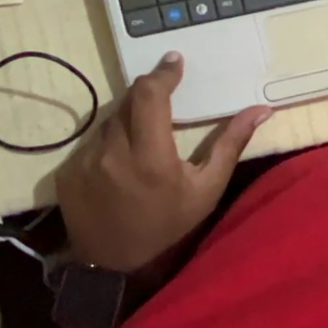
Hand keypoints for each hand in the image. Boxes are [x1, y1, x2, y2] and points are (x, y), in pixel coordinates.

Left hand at [54, 52, 269, 276]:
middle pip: (128, 102)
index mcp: (151, 157)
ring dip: (128, 121)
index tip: (174, 61)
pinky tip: (120, 165)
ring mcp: (84, 161)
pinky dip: (109, 143)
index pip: (149, 95)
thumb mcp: (207, 189)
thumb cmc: (169, 227)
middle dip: (148, 97)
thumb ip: (230, 145)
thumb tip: (260, 110)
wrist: (115, 265)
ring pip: (109, 121)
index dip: (162, 73)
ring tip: (143, 142)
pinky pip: (91, 141)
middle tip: (164, 102)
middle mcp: (113, 153)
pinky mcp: (67, 170)